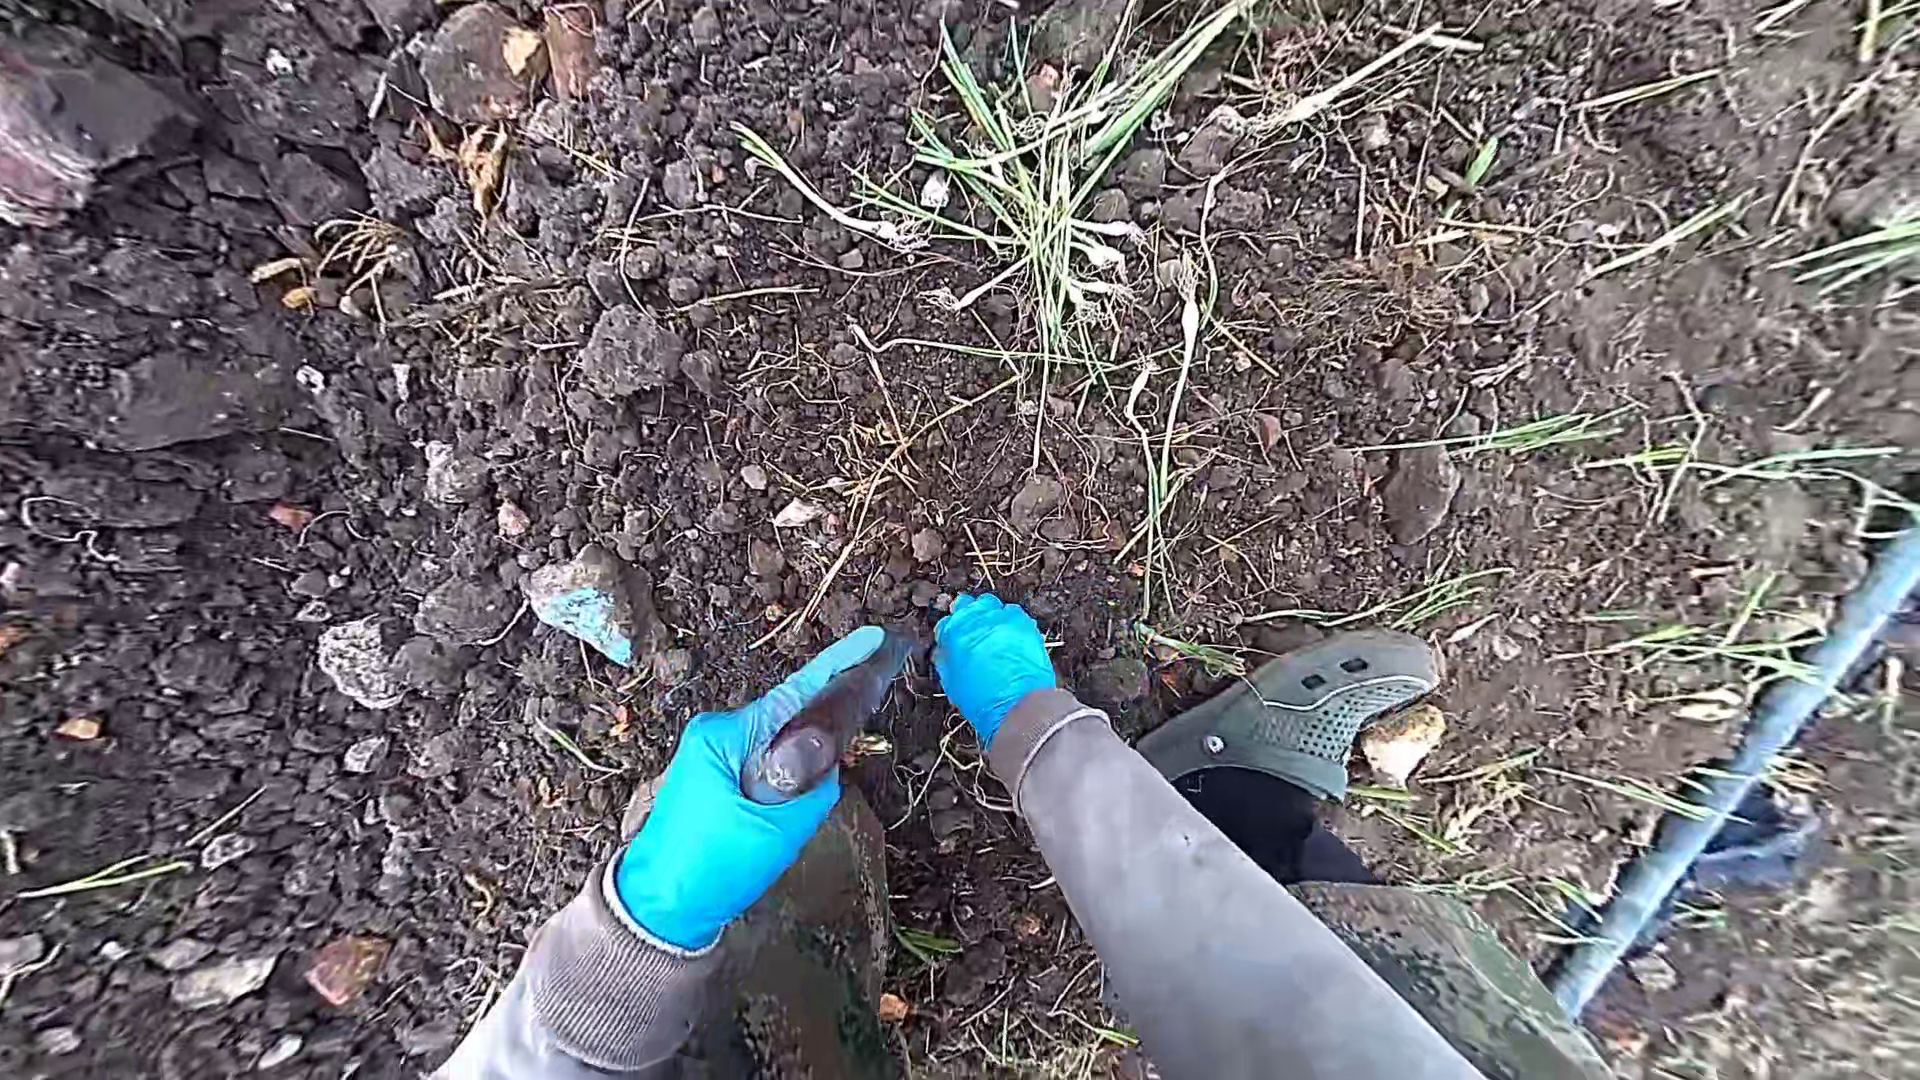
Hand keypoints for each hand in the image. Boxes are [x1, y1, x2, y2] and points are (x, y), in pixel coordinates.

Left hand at [614, 626, 884, 949]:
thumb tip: (833, 760)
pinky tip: (784, 803)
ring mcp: (714, 748)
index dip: (839, 663)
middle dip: (823, 726)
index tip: (873, 638)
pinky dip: (783, 772)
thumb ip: (817, 787)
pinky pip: (764, 757)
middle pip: (791, 713)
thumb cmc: (712, 868)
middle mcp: (720, 730)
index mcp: (729, 735)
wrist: (656, 911)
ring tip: (794, 805)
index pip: (797, 690)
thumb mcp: (779, 829)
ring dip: (800, 760)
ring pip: (779, 738)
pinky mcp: (714, 768)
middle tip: (845, 739)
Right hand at [933, 594, 1055, 747]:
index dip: (949, 630)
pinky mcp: (1025, 624)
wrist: (1019, 707)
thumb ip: (946, 659)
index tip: (953, 637)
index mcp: (954, 632)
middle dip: (970, 615)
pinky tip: (1011, 640)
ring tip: (994, 637)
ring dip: (991, 617)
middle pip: (969, 604)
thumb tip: (945, 652)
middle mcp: (978, 619)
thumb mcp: (952, 682)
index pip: (946, 620)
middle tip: (973, 632)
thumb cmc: (986, 701)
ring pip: (993, 605)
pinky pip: (1014, 614)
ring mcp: (1003, 619)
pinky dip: (1011, 623)